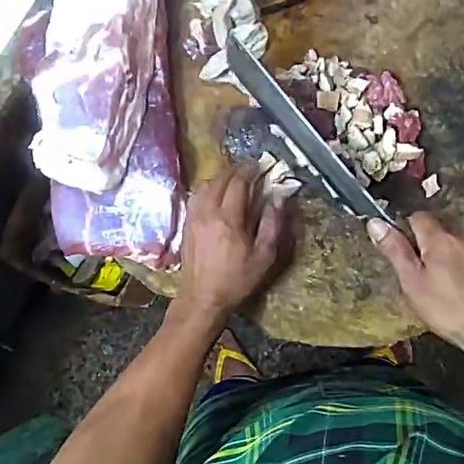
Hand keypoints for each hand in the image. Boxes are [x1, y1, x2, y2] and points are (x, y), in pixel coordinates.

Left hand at [176, 167, 288, 321]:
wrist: (203, 296)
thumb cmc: (237, 279)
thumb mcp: (264, 256)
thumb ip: (271, 224)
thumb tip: (276, 199)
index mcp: (228, 219)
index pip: (238, 183)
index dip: (250, 171)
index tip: (259, 167)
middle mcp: (208, 212)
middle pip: (219, 179)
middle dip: (235, 171)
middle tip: (249, 172)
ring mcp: (194, 217)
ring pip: (204, 185)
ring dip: (219, 178)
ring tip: (233, 182)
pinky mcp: (186, 223)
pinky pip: (195, 197)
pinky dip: (207, 189)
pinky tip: (216, 196)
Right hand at [368, 214, 463, 357]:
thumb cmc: (451, 311)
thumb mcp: (413, 283)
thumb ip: (395, 250)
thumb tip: (376, 224)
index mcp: (440, 240)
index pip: (416, 216)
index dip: (403, 227)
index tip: (397, 247)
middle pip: (436, 233)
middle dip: (423, 248)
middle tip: (417, 276)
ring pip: (453, 248)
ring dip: (443, 260)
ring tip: (439, 288)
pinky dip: (460, 271)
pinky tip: (458, 294)